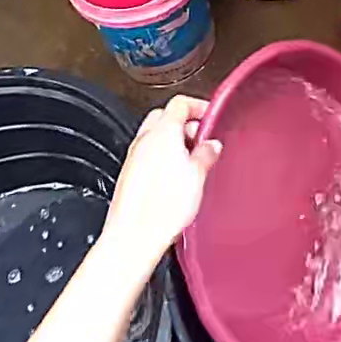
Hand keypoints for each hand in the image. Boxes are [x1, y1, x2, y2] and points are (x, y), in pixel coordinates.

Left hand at [100, 96, 222, 267]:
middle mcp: (145, 139)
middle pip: (165, 115)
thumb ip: (206, 153)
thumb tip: (211, 145)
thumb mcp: (198, 176)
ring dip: (172, 140)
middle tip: (202, 137)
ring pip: (155, 135)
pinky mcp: (129, 175)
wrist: (133, 238)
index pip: (180, 103)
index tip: (210, 115)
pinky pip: (147, 154)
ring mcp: (134, 157)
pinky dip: (161, 156)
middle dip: (185, 122)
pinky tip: (174, 177)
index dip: (198, 106)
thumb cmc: (162, 208)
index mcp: (163, 132)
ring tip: (191, 159)